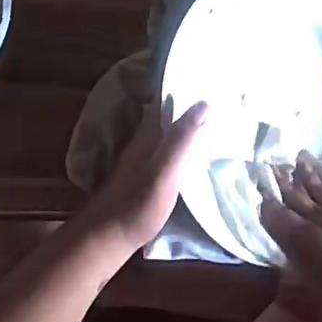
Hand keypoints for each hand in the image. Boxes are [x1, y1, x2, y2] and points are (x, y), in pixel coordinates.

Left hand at [79, 99, 208, 253]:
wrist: (107, 238)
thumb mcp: (165, 169)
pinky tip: (190, 157)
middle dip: (185, 110)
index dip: (182, 93)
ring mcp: (139, 163)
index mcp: (146, 136)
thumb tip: (203, 103)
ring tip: (208, 127)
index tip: (205, 83)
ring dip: (182, 130)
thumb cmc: (138, 203)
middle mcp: (141, 144)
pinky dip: (178, 150)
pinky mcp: (141, 180)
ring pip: (163, 137)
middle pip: (164, 119)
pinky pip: (163, 155)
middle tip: (214, 104)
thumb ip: (181, 138)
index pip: (164, 104)